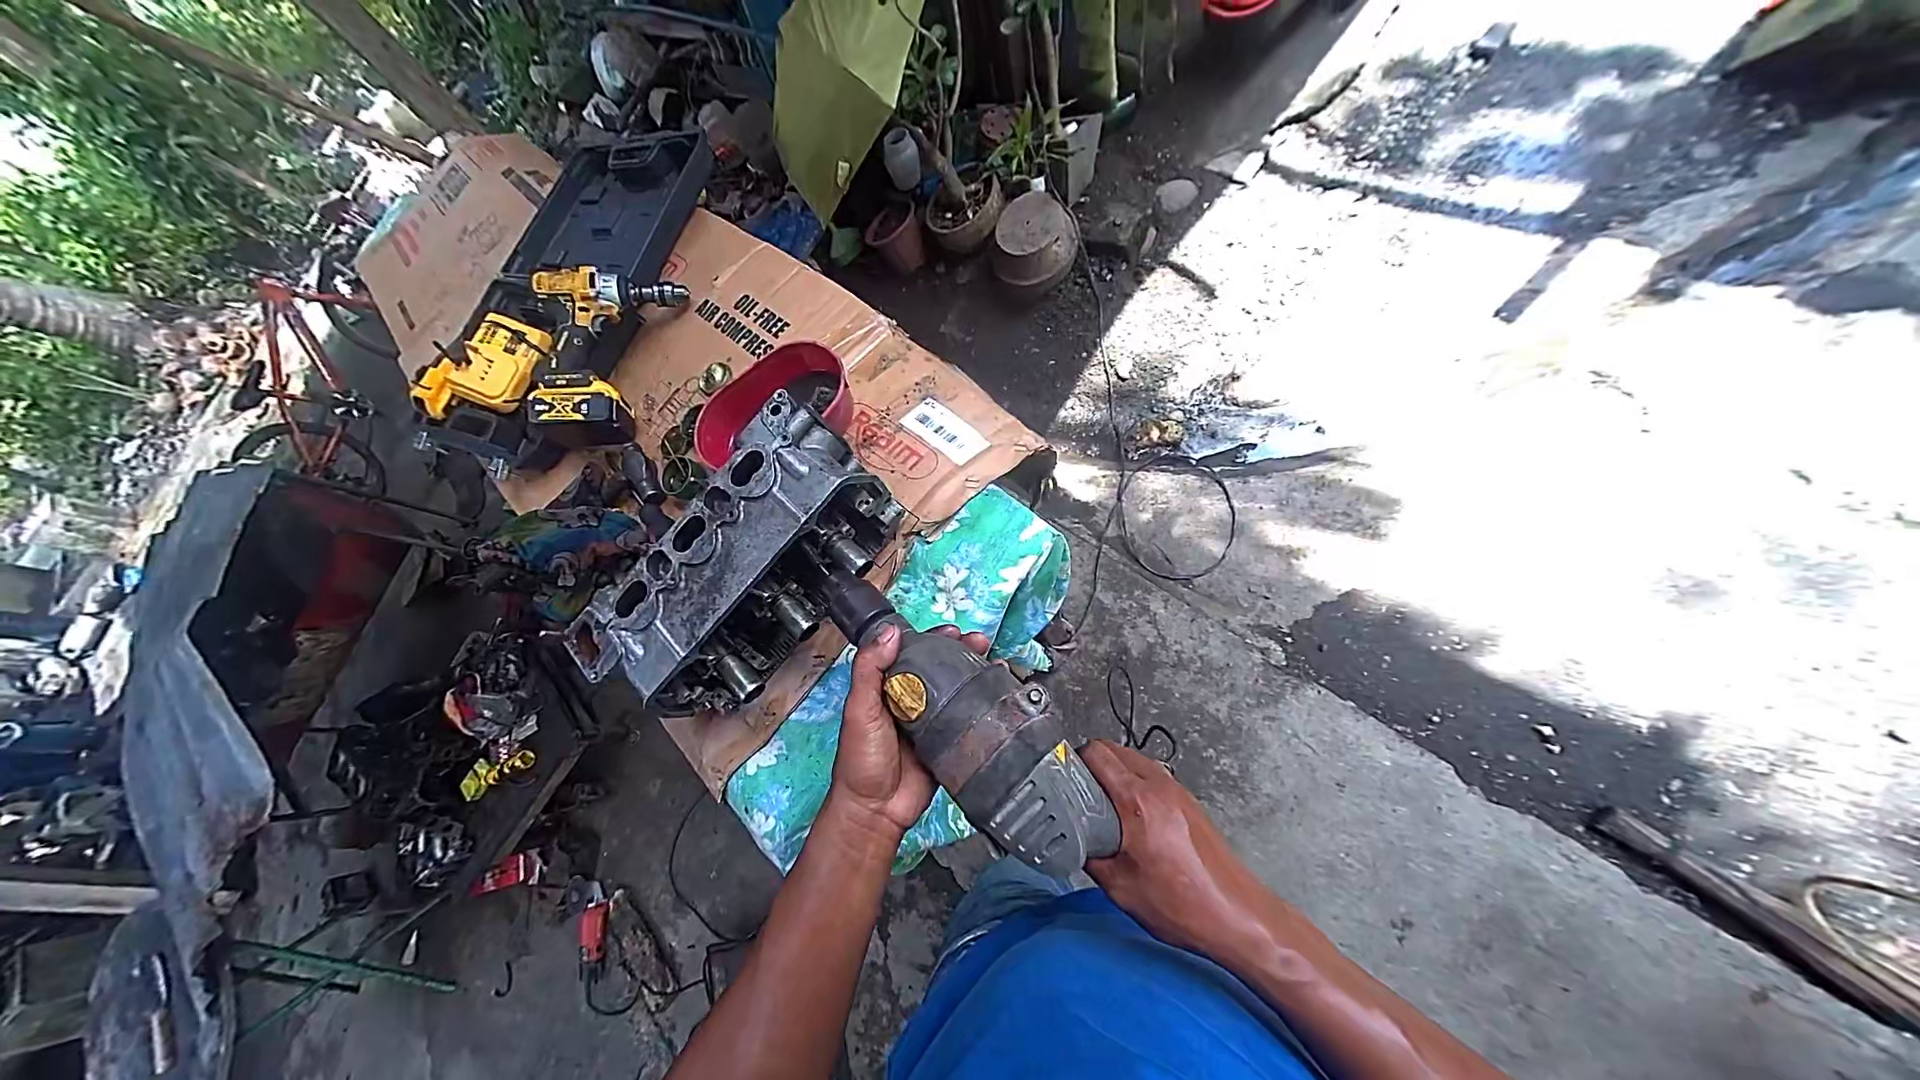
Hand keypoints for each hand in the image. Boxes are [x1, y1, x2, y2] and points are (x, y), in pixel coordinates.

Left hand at [832, 624, 990, 836]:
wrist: (876, 809)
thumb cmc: (860, 760)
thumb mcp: (859, 708)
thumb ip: (869, 669)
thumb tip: (889, 633)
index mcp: (889, 687)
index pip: (914, 653)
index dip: (934, 639)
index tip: (952, 631)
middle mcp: (913, 699)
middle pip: (941, 667)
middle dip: (962, 651)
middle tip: (979, 642)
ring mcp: (933, 719)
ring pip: (957, 688)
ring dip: (975, 671)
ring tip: (992, 659)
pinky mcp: (949, 739)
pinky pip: (968, 717)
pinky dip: (983, 703)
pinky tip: (997, 692)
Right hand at [1082, 740, 1276, 960]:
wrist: (1237, 918)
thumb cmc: (1188, 906)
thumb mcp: (1120, 887)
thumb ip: (1089, 855)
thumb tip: (1073, 841)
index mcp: (1138, 802)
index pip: (1097, 753)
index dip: (1073, 761)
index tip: (1062, 775)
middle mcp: (1159, 787)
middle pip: (1114, 749)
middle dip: (1091, 764)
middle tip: (1078, 790)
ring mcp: (1177, 791)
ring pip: (1134, 760)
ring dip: (1115, 773)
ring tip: (1103, 804)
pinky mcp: (1189, 803)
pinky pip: (1152, 777)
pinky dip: (1135, 784)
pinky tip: (1130, 817)